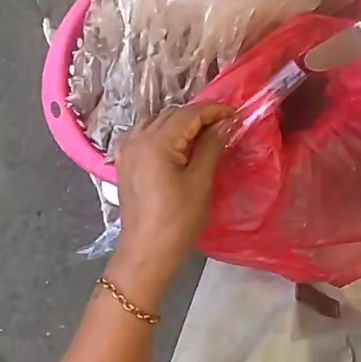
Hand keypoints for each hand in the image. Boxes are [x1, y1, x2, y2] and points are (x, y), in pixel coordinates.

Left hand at [113, 102, 236, 272]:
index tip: (236, 114)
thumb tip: (228, 122)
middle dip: (198, 117)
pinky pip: (145, 135)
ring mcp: (127, 149)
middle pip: (172, 115)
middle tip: (224, 126)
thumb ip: (212, 146)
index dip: (214, 111)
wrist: (146, 250)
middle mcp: (137, 138)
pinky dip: (163, 133)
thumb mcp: (200, 181)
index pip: (189, 114)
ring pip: (157, 122)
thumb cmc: (177, 220)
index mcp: (156, 142)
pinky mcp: (124, 161)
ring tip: (204, 136)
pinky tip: (178, 146)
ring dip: (181, 124)